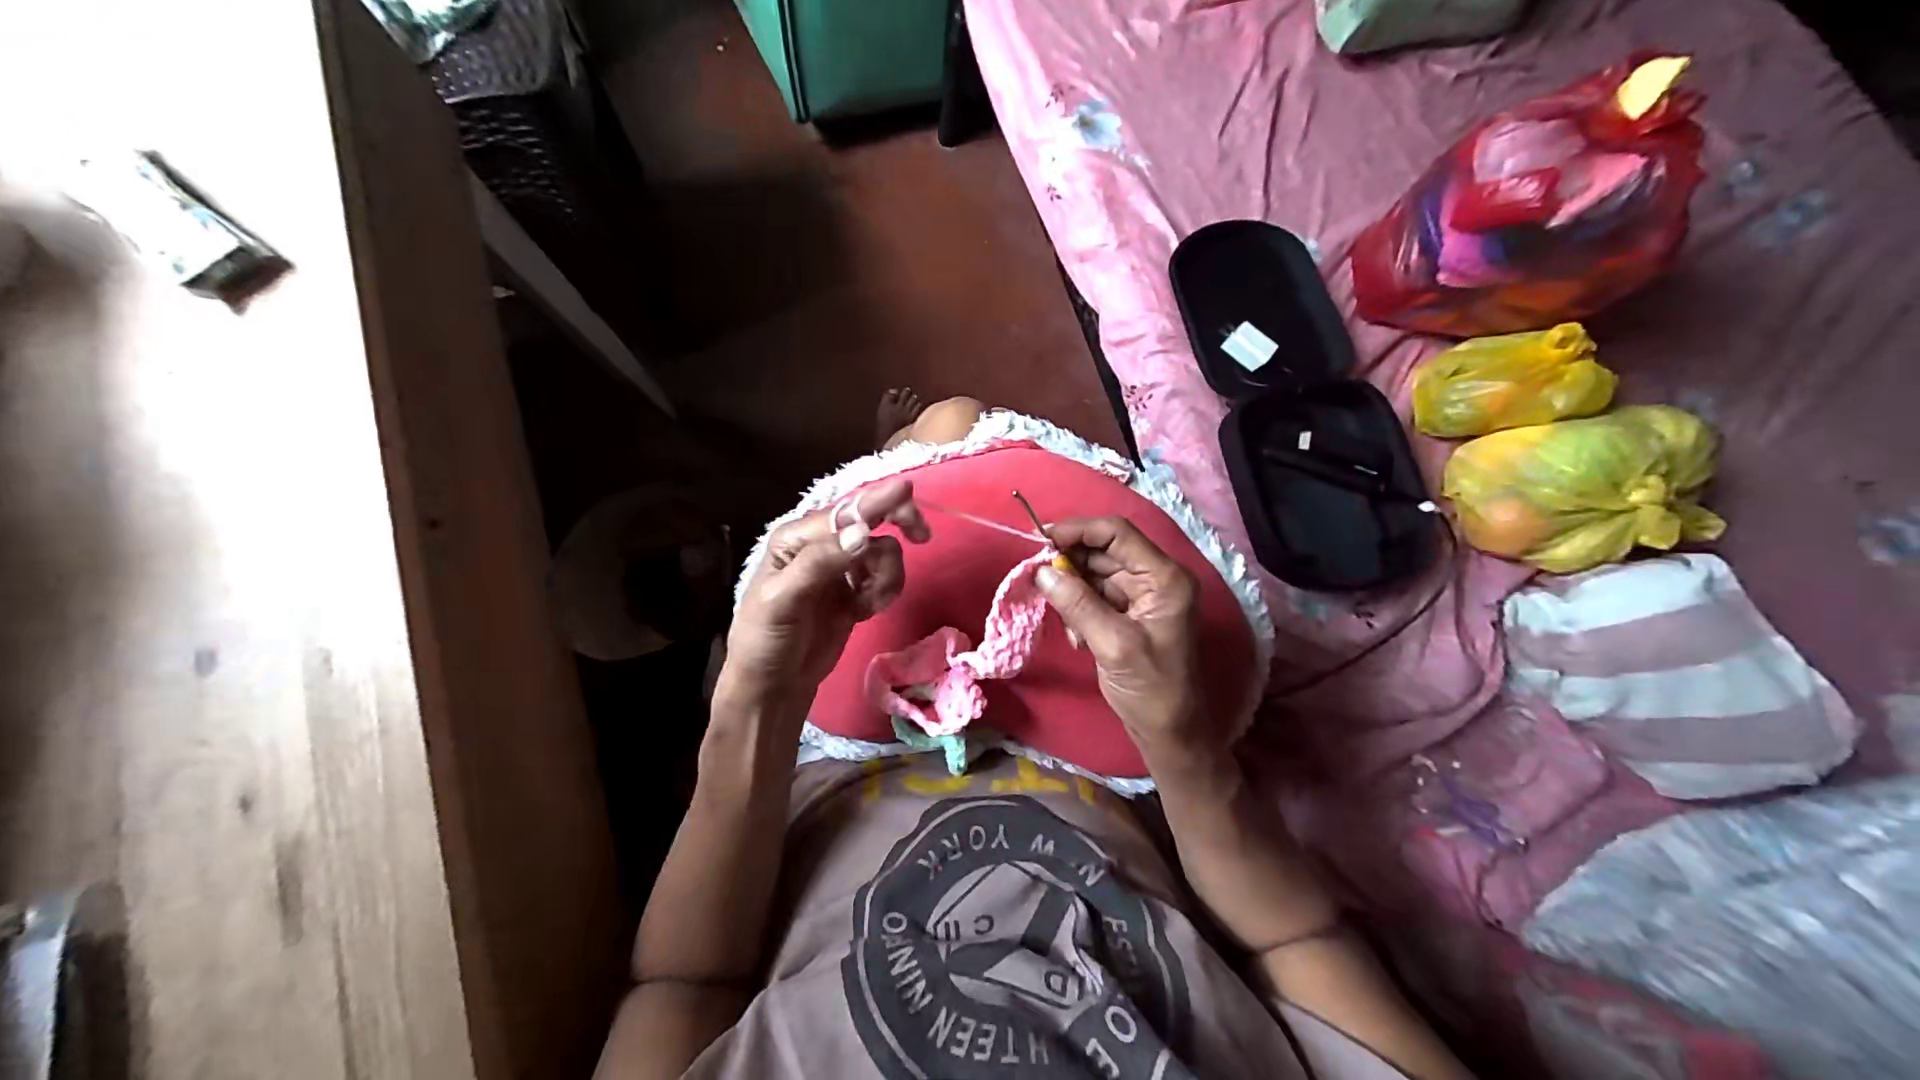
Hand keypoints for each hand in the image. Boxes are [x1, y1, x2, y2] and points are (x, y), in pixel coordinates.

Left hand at [719, 478, 930, 714]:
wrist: (772, 687)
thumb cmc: (765, 640)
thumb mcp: (783, 600)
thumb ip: (822, 563)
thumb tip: (864, 532)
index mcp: (797, 538)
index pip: (844, 514)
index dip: (877, 502)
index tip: (907, 491)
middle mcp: (821, 546)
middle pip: (870, 520)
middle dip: (896, 523)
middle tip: (921, 535)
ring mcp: (841, 570)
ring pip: (884, 553)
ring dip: (886, 576)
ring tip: (868, 603)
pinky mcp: (855, 593)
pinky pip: (885, 579)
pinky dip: (884, 593)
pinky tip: (865, 612)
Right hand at [1033, 517, 1223, 772]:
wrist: (1170, 732)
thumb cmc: (1152, 689)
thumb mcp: (1113, 644)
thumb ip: (1077, 603)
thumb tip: (1041, 570)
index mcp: (1164, 578)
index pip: (1116, 534)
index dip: (1077, 529)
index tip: (1039, 538)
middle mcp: (1154, 579)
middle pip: (1102, 551)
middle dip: (1069, 564)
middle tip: (1038, 578)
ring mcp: (1140, 596)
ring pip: (1093, 573)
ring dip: (1072, 592)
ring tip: (1069, 624)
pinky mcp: (1126, 613)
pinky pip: (1092, 596)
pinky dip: (1077, 609)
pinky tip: (1078, 637)